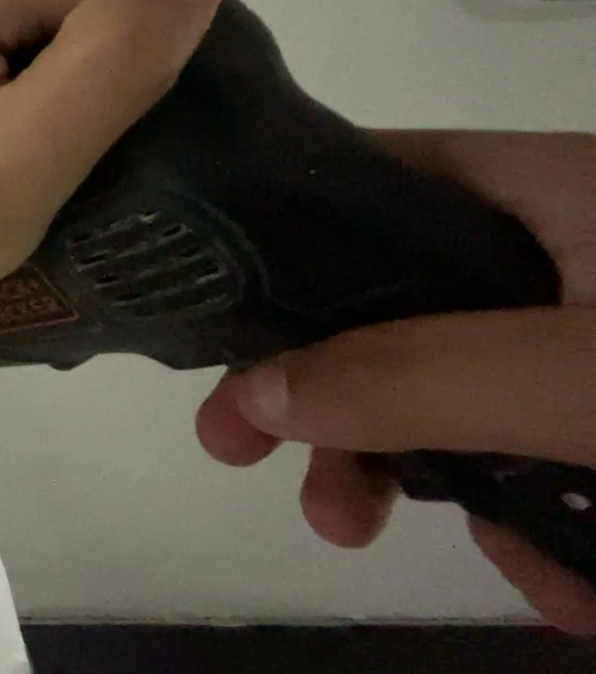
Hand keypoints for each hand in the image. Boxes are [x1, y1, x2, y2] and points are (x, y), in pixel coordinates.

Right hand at [195, 131, 595, 631]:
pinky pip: (544, 447)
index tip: (203, 306)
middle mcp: (551, 249)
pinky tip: (558, 587)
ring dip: (419, 477)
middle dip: (322, 394)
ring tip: (384, 543)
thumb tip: (248, 398)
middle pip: (384, 305)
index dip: (262, 226)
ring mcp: (593, 332)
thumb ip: (410, 378)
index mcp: (538, 190)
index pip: (349, 174)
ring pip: (456, 390)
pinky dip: (534, 518)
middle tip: (253, 457)